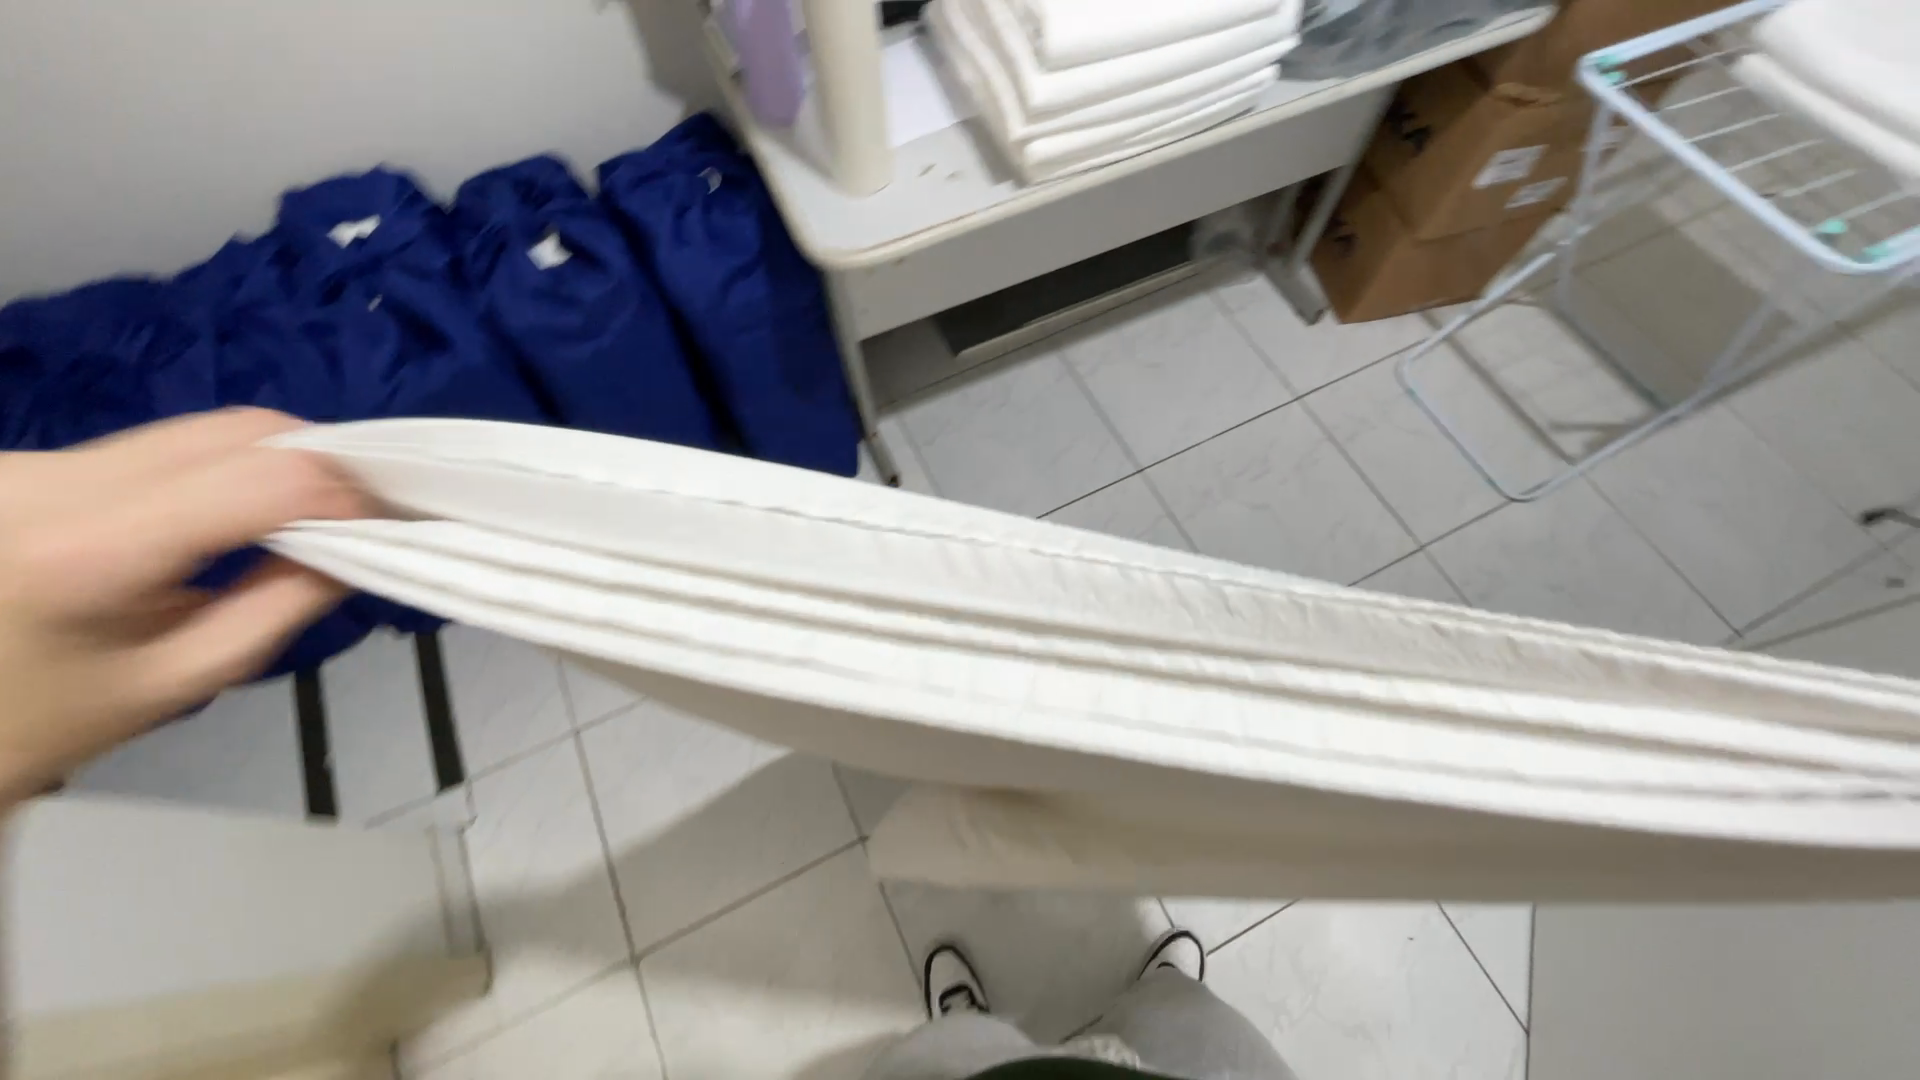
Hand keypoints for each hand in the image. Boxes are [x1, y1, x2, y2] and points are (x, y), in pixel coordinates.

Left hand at [0, 409, 371, 805]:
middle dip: (324, 463)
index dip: (345, 490)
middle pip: (238, 431)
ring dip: (281, 462)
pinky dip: (233, 466)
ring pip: (206, 429)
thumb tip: (362, 542)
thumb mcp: (190, 674)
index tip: (387, 521)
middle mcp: (52, 481)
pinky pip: (168, 443)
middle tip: (365, 509)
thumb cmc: (54, 719)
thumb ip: (287, 602)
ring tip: (313, 511)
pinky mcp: (28, 459)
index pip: (265, 477)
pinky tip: (244, 508)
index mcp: (89, 549)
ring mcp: (31, 460)